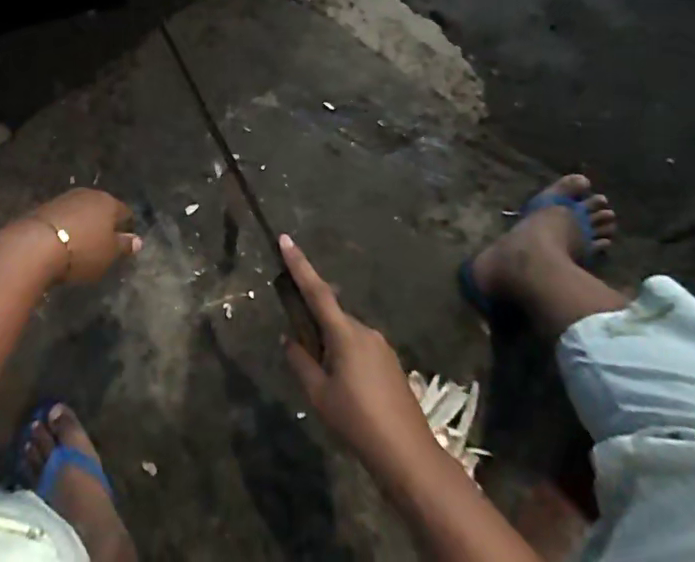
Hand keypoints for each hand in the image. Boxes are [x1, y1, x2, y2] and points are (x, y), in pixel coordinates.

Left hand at [21, 188, 140, 283]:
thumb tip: (138, 240)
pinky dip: (67, 226)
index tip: (124, 242)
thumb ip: (124, 245)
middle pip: (102, 208)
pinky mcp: (45, 207)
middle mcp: (88, 194)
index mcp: (109, 202)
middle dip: (103, 223)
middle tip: (103, 243)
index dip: (127, 227)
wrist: (36, 244)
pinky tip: (64, 240)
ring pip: (82, 210)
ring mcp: (65, 198)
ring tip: (82, 243)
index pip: (125, 212)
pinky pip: (64, 216)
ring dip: (84, 223)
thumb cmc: (82, 250)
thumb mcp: (109, 254)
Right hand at [279, 234, 436, 477]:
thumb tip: (291, 341)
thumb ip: (300, 361)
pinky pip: (359, 347)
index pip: (316, 290)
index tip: (286, 239)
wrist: (409, 455)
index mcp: (345, 333)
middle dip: (312, 322)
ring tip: (324, 380)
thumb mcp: (318, 394)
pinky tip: (344, 388)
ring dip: (329, 344)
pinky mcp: (390, 363)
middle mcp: (365, 331)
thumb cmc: (357, 421)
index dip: (299, 264)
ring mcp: (381, 346)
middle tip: (299, 346)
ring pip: (345, 333)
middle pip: (330, 314)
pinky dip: (344, 355)